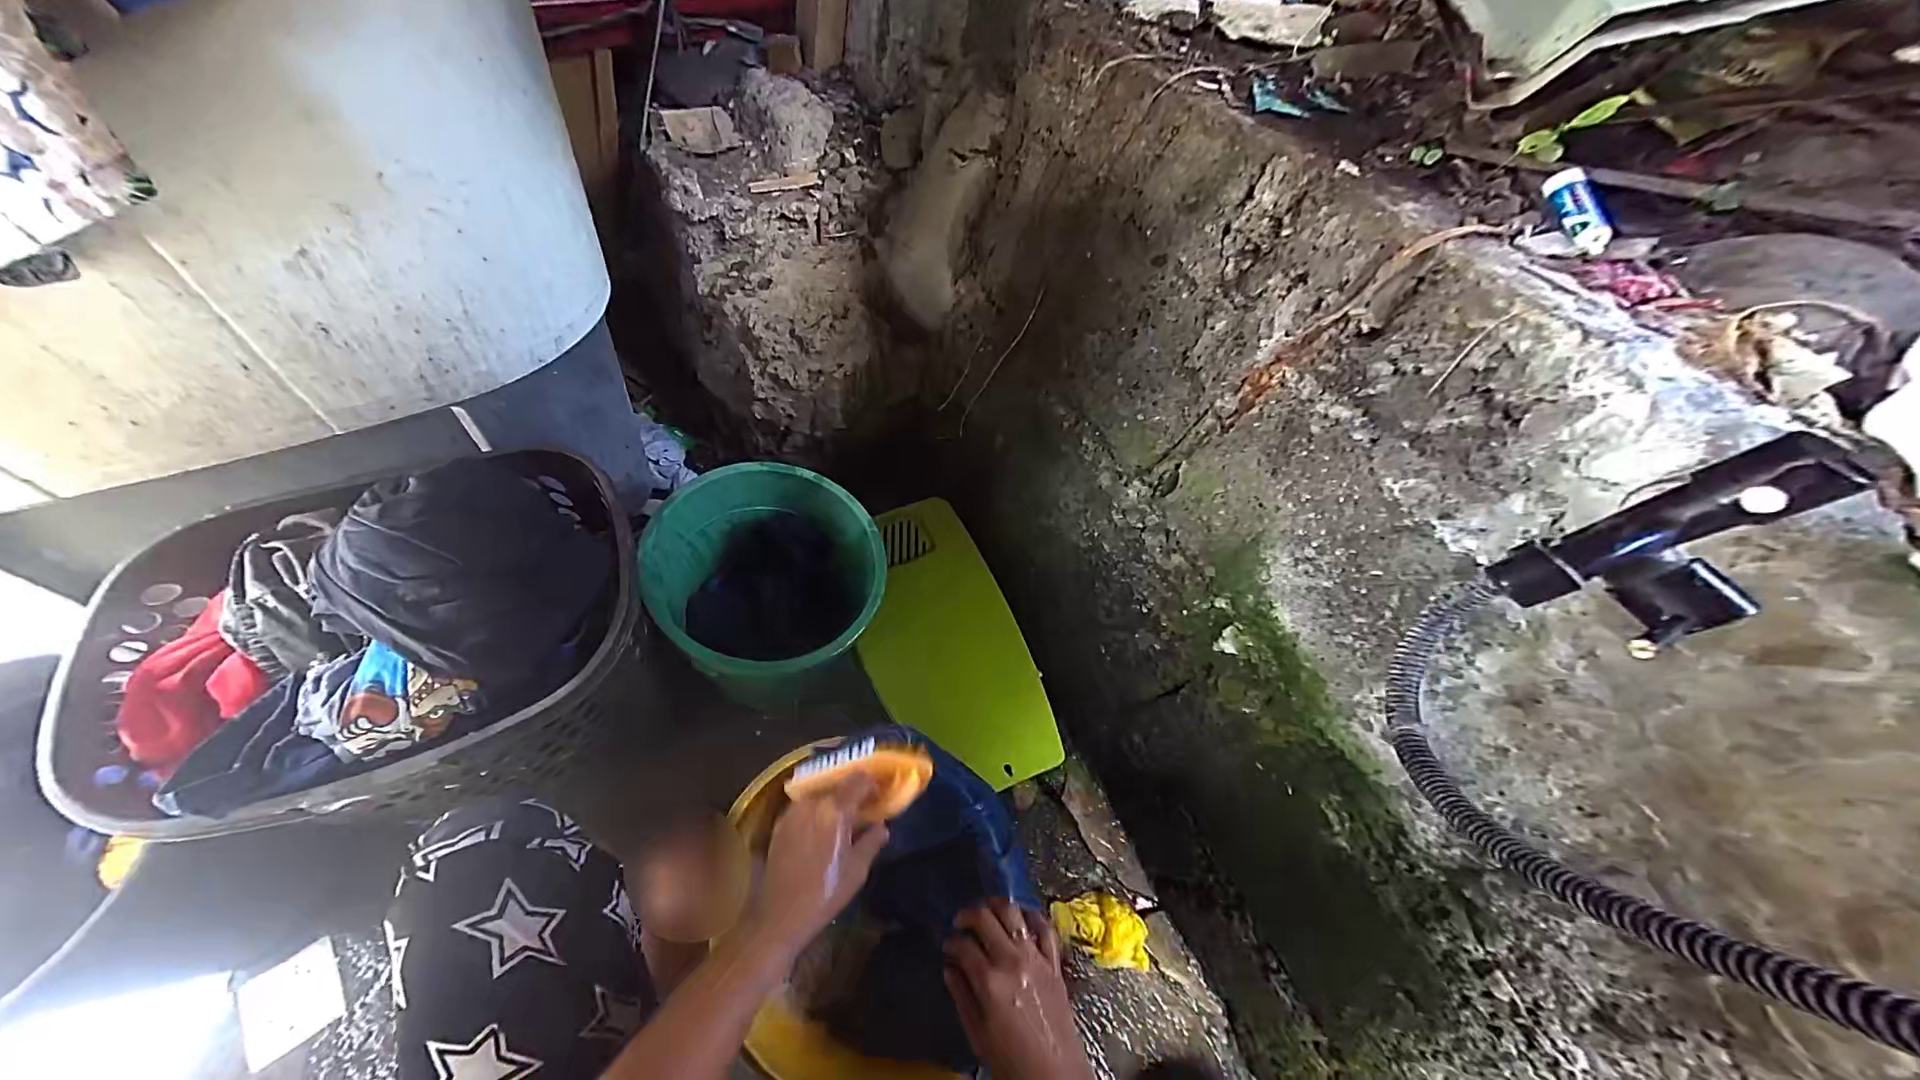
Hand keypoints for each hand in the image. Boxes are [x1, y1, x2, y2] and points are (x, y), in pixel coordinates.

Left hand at [747, 773, 889, 953]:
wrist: (780, 916)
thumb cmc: (826, 892)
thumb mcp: (858, 869)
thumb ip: (872, 840)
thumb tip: (882, 826)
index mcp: (835, 810)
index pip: (858, 780)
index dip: (872, 782)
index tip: (881, 792)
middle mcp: (812, 803)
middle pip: (838, 786)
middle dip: (853, 793)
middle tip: (865, 808)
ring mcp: (792, 812)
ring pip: (820, 796)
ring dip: (834, 802)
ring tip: (843, 820)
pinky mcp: (779, 825)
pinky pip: (805, 808)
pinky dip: (817, 812)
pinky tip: (822, 830)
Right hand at [943, 900, 1094, 1079]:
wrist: (1055, 1076)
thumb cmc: (1012, 1062)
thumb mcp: (978, 1035)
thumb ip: (962, 997)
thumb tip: (949, 968)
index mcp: (990, 982)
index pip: (963, 945)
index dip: (951, 941)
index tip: (947, 945)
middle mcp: (1012, 962)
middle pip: (985, 918)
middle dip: (968, 914)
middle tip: (960, 921)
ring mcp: (1036, 959)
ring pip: (1013, 913)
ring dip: (996, 906)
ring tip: (986, 910)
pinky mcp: (1053, 964)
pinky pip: (1044, 928)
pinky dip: (1031, 916)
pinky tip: (1021, 917)